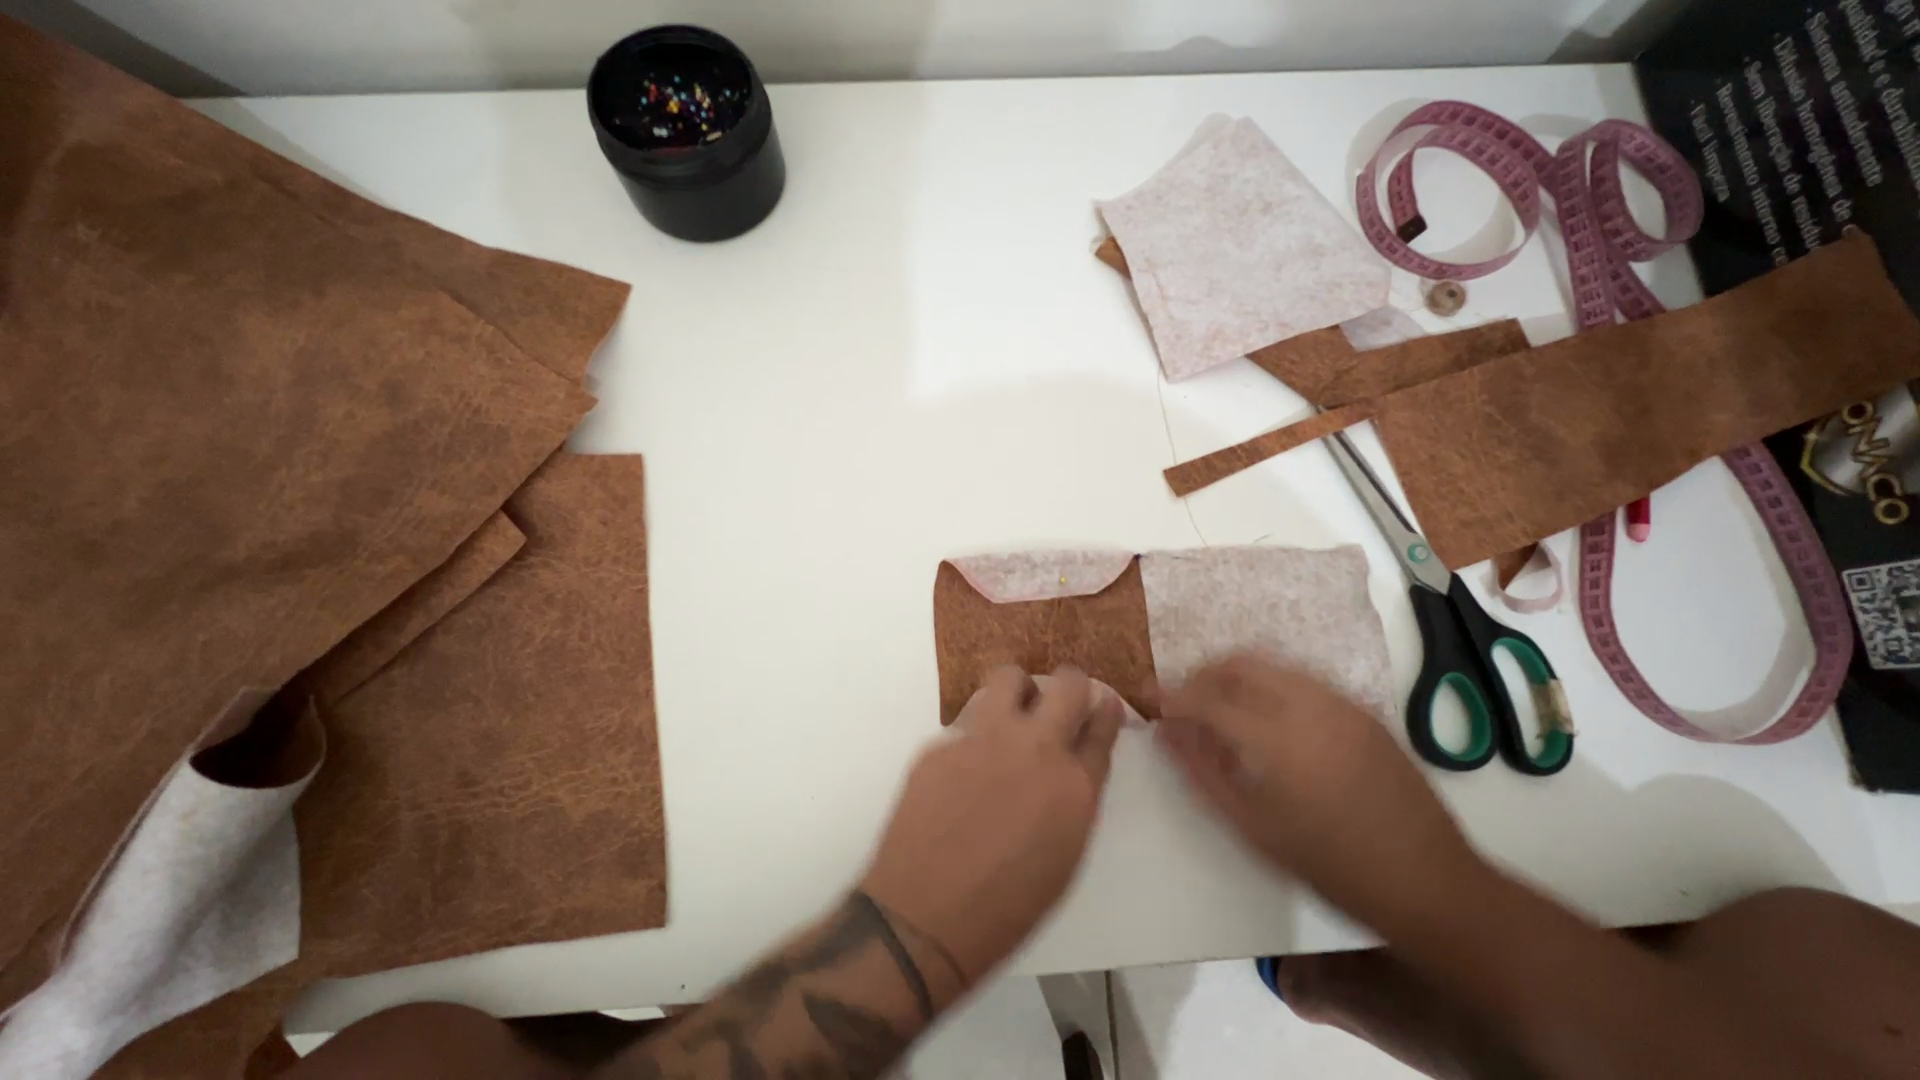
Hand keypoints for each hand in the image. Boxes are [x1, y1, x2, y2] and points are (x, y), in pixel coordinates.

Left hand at [862, 666, 1123, 984]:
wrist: (925, 916)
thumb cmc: (1007, 906)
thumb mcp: (1065, 854)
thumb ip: (1074, 797)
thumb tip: (1072, 765)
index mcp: (1076, 786)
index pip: (1102, 723)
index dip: (1104, 710)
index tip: (1100, 706)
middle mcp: (1036, 749)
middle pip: (1067, 684)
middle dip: (1069, 686)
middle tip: (1059, 702)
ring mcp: (984, 738)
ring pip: (1009, 678)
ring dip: (1018, 693)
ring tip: (1010, 720)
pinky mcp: (941, 741)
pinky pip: (968, 716)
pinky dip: (977, 728)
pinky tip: (969, 761)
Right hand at [1156, 655, 1483, 925]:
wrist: (1427, 881)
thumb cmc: (1330, 866)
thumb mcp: (1253, 827)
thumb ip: (1203, 773)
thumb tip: (1165, 732)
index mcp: (1278, 738)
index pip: (1209, 698)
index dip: (1173, 698)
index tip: (1151, 703)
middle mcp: (1310, 705)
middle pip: (1240, 663)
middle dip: (1202, 674)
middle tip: (1182, 702)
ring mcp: (1342, 703)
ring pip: (1274, 665)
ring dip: (1237, 676)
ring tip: (1220, 709)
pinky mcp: (1364, 711)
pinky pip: (1304, 681)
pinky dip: (1272, 686)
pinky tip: (1267, 721)